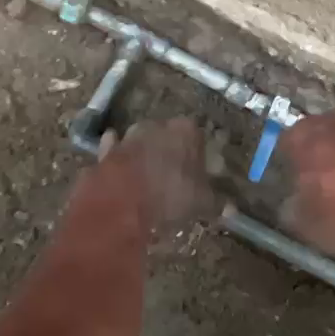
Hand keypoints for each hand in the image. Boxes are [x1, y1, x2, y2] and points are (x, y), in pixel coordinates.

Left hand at [83, 118, 215, 237]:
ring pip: (138, 141)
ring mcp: (126, 138)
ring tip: (145, 177)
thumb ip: (215, 203)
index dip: (195, 151)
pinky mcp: (103, 153)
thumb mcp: (201, 205)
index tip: (197, 169)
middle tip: (172, 174)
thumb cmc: (169, 199)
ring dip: (141, 154)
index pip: (194, 133)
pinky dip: (115, 161)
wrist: (119, 206)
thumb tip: (231, 209)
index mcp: (183, 131)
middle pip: (164, 134)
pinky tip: (118, 175)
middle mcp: (155, 127)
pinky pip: (111, 153)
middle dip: (167, 149)